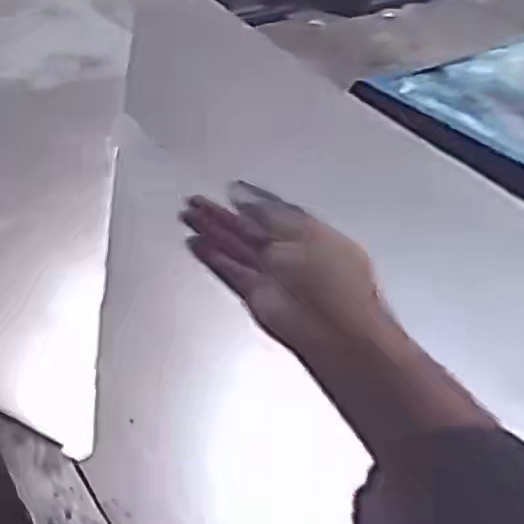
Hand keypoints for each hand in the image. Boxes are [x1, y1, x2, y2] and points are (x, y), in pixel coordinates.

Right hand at [181, 183, 394, 359]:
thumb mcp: (302, 234)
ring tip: (188, 217)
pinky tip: (196, 243)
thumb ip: (269, 213)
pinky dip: (210, 256)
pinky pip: (227, 268)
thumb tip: (243, 195)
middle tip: (196, 201)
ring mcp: (272, 274)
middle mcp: (292, 255)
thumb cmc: (334, 285)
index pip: (276, 214)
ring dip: (210, 231)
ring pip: (233, 247)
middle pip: (248, 230)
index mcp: (313, 238)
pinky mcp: (254, 292)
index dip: (251, 201)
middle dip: (220, 215)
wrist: (334, 332)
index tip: (230, 190)